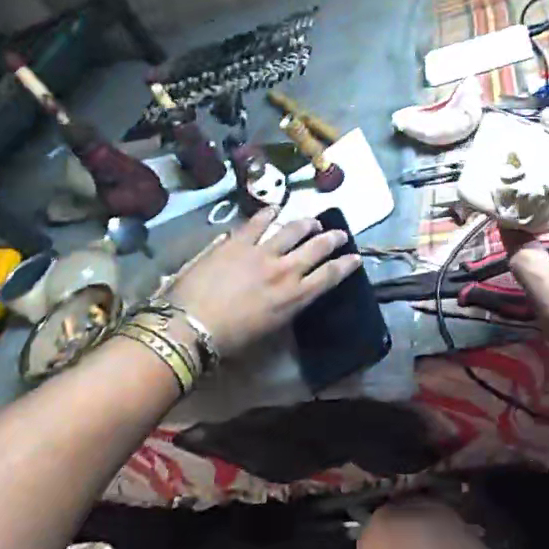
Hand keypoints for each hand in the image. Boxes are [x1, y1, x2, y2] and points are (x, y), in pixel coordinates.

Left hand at [165, 209, 361, 356]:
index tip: (355, 257)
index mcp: (294, 297)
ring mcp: (262, 252)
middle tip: (339, 233)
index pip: (329, 276)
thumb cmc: (229, 339)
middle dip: (332, 238)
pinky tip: (275, 209)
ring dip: (307, 223)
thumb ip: (284, 308)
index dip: (345, 264)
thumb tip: (289, 295)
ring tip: (313, 221)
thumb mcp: (268, 329)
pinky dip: (269, 213)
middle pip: (317, 247)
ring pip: (293, 229)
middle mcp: (285, 270)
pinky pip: (259, 221)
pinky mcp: (238, 241)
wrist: (193, 325)